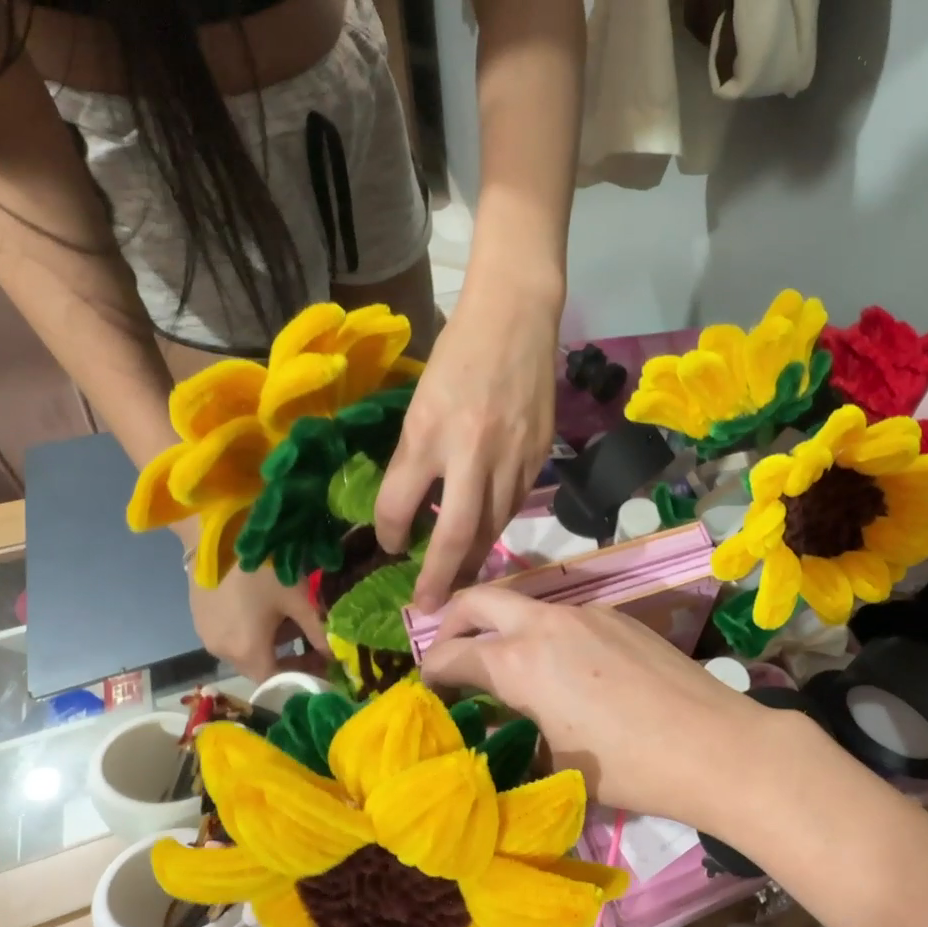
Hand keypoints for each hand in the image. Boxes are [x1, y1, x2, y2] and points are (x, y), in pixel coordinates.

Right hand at [188, 566, 325, 682]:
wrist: (217, 535)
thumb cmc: (264, 569)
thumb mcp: (299, 599)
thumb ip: (318, 631)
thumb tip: (336, 654)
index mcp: (247, 651)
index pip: (275, 683)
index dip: (301, 679)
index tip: (322, 667)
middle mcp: (222, 652)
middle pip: (259, 670)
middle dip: (289, 661)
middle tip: (313, 645)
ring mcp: (206, 637)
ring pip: (245, 653)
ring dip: (272, 646)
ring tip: (292, 621)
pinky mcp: (199, 621)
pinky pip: (231, 638)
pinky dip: (252, 634)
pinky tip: (266, 611)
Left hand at [375, 277, 557, 612]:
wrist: (517, 319)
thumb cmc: (460, 352)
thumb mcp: (423, 401)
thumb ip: (418, 454)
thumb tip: (417, 502)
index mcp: (429, 433)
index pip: (399, 504)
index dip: (388, 532)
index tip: (388, 544)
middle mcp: (471, 454)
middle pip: (454, 535)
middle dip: (440, 577)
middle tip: (429, 605)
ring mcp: (512, 459)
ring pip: (492, 527)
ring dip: (474, 559)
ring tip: (460, 579)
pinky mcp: (539, 458)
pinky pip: (515, 505)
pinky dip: (498, 526)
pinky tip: (489, 534)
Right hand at [418, 587, 782, 824]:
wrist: (713, 744)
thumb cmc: (627, 767)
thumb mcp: (556, 763)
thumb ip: (516, 736)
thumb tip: (498, 728)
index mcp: (520, 662)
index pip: (453, 654)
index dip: (430, 670)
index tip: (426, 687)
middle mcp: (547, 623)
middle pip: (480, 600)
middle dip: (453, 619)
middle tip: (447, 650)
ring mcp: (588, 613)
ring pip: (527, 605)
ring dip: (504, 625)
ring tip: (506, 663)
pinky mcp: (620, 617)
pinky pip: (566, 616)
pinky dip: (545, 633)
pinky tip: (564, 668)